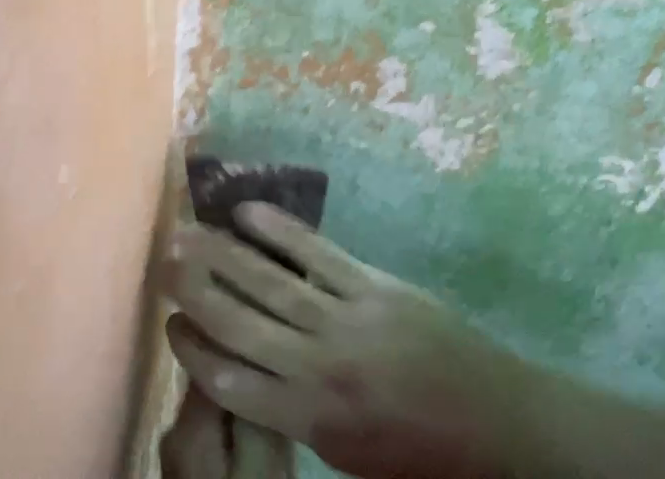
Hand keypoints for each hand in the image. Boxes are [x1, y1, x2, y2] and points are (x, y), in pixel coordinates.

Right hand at [163, 203, 536, 478]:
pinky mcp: (376, 287)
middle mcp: (321, 367)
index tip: (169, 321)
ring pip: (270, 282)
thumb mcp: (349, 452)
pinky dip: (280, 230)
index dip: (192, 348)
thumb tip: (238, 370)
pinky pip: (318, 253)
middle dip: (194, 289)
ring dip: (222, 253)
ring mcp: (349, 320)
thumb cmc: (421, 452)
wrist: (504, 424)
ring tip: (185, 230)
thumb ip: (292, 412)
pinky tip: (247, 212)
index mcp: (313, 419)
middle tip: (160, 259)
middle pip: (239, 322)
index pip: (230, 380)